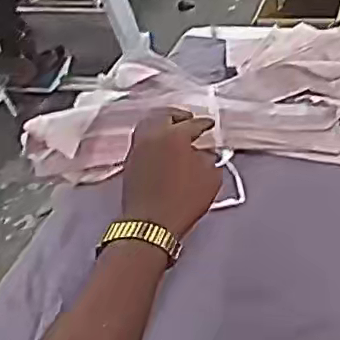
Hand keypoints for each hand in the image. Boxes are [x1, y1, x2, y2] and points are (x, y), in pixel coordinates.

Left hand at [120, 109, 219, 238]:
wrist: (151, 223)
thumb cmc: (184, 200)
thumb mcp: (210, 178)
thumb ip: (209, 159)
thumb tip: (205, 153)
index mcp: (175, 135)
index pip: (194, 123)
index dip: (204, 123)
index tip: (210, 125)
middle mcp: (153, 135)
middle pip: (165, 116)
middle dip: (179, 116)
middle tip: (190, 120)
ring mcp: (138, 147)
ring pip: (149, 124)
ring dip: (162, 123)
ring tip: (173, 130)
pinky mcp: (130, 160)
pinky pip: (142, 138)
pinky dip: (153, 136)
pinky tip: (162, 145)